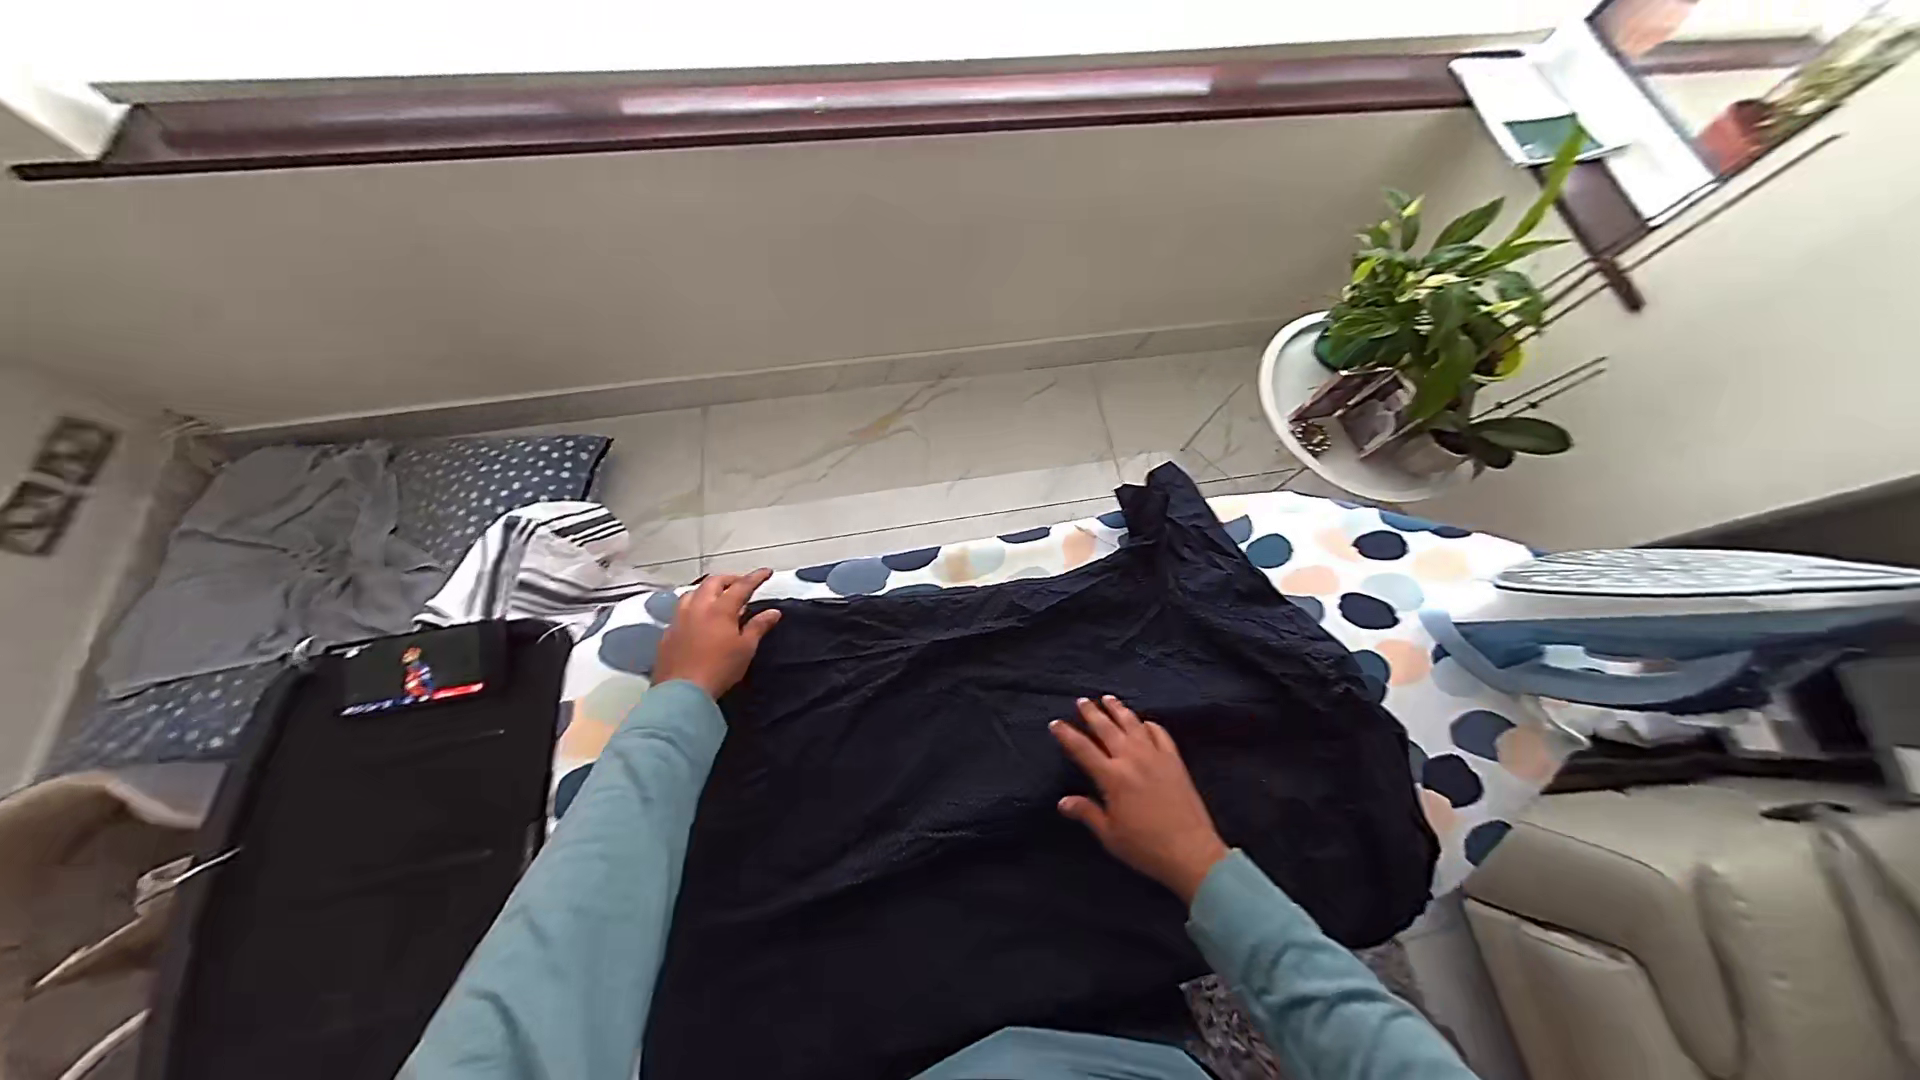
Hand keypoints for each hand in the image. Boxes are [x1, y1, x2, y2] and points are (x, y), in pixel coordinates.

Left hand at [651, 569, 782, 700]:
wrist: (682, 691)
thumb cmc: (720, 669)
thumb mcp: (746, 648)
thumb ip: (758, 626)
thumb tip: (773, 612)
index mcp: (720, 609)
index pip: (741, 586)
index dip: (756, 577)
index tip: (766, 572)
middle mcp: (698, 607)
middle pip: (713, 582)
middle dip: (730, 579)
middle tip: (742, 584)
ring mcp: (679, 618)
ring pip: (693, 592)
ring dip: (708, 589)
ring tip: (718, 597)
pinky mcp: (668, 632)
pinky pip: (682, 610)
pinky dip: (695, 606)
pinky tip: (699, 618)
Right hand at [1050, 696, 1230, 904]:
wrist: (1192, 853)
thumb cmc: (1145, 847)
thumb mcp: (1109, 835)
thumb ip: (1086, 813)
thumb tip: (1063, 801)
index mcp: (1112, 777)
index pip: (1082, 749)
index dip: (1066, 734)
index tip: (1055, 723)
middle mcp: (1132, 759)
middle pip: (1107, 728)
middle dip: (1092, 713)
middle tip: (1082, 701)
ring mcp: (1155, 757)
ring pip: (1133, 724)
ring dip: (1118, 710)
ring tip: (1108, 698)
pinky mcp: (1175, 761)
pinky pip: (1160, 734)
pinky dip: (1150, 725)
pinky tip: (1144, 722)